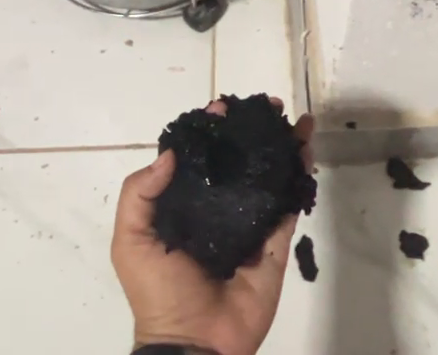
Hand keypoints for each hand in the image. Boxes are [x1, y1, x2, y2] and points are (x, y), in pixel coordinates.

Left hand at [112, 100, 313, 354]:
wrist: (194, 342)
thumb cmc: (158, 290)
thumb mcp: (131, 241)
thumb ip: (139, 194)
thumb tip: (170, 152)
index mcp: (186, 205)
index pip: (200, 158)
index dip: (211, 130)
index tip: (222, 106)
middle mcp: (219, 207)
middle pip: (239, 159)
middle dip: (252, 130)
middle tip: (267, 106)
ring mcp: (250, 222)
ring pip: (269, 175)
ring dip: (283, 145)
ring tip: (295, 119)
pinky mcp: (275, 241)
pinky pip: (289, 203)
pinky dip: (299, 175)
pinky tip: (306, 150)